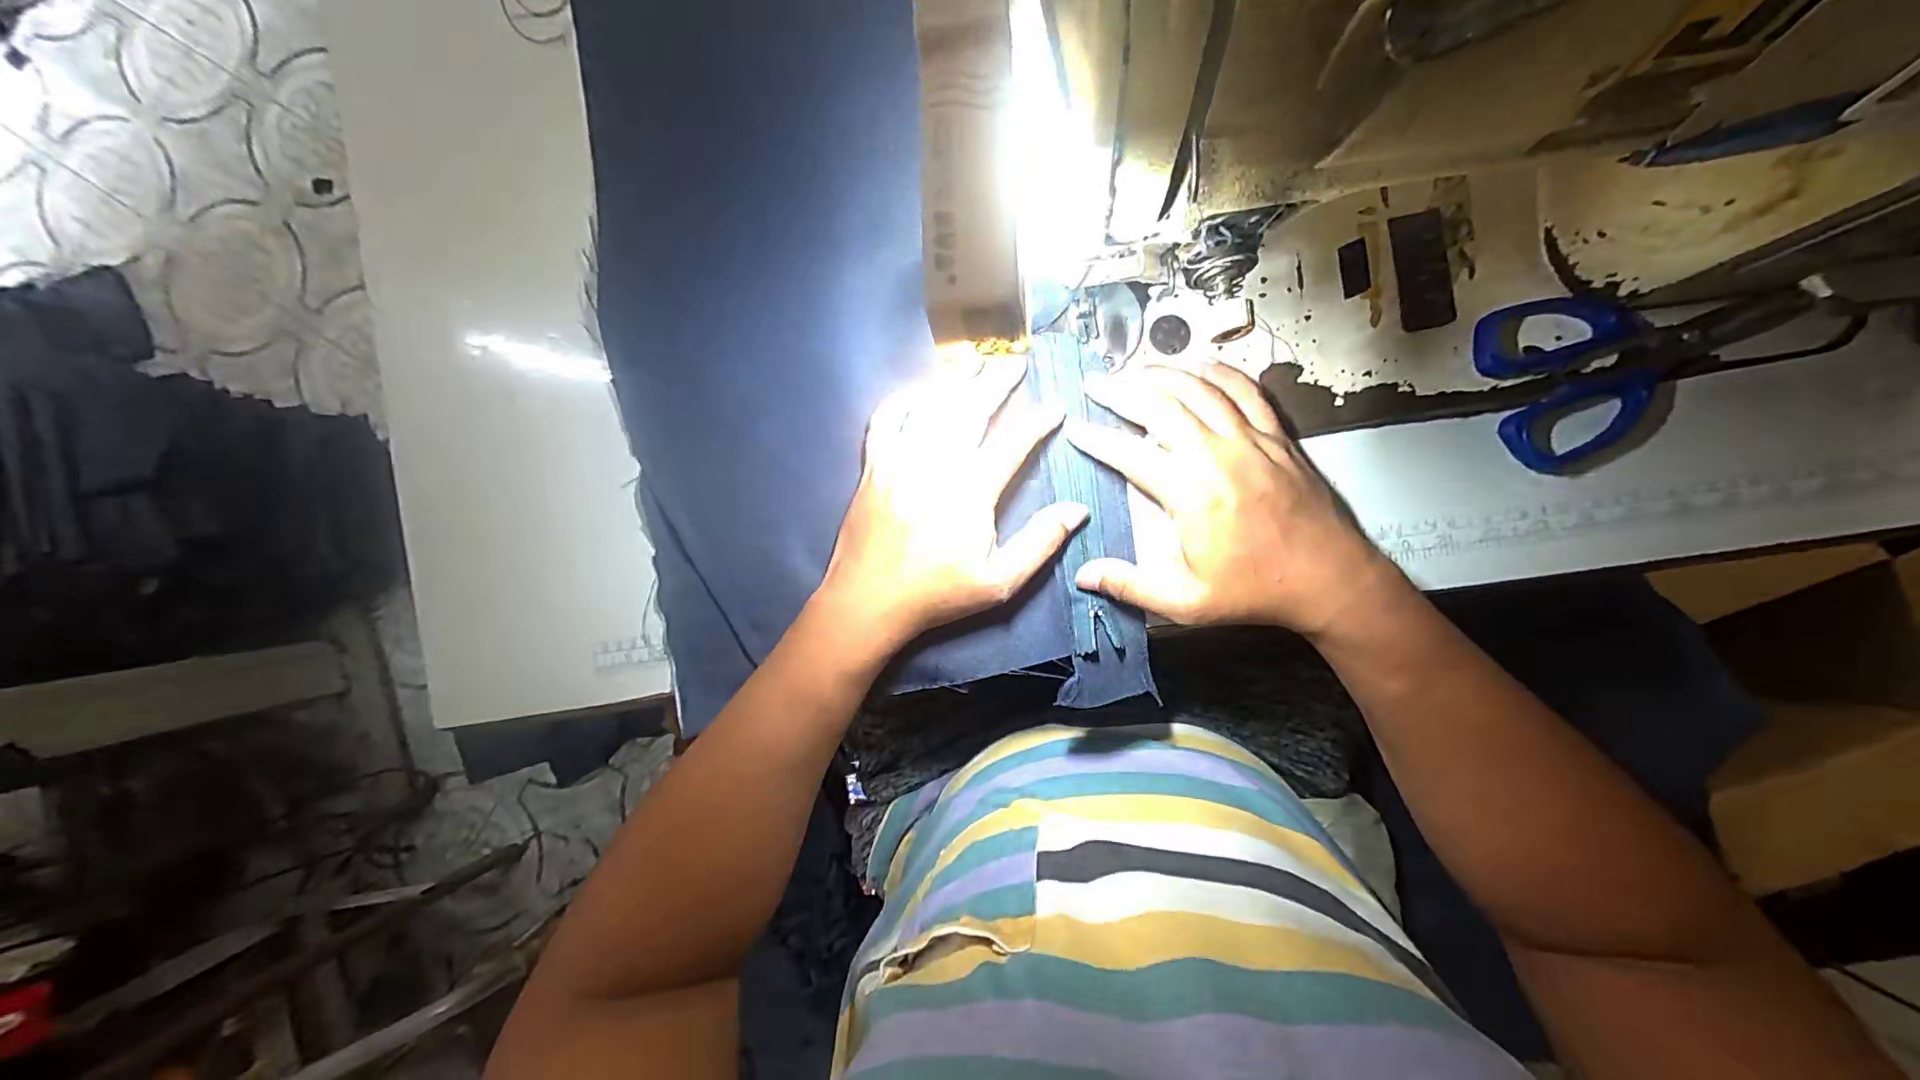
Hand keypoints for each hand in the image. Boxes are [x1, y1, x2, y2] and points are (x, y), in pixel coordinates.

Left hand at [816, 354, 1088, 657]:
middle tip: (1017, 362)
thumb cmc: (936, 593)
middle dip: (998, 380)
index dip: (1039, 420)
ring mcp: (900, 459)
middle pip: (972, 408)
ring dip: (956, 379)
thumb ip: (1040, 543)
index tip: (1056, 408)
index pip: (1013, 441)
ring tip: (976, 361)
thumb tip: (1077, 510)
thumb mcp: (999, 582)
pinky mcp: (874, 464)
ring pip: (931, 404)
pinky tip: (921, 391)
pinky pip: (886, 417)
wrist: (868, 600)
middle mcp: (935, 464)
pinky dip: (904, 398)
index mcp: (971, 491)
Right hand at [1063, 361, 1411, 638]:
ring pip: (1199, 390)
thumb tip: (1085, 575)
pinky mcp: (1275, 438)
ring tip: (1134, 370)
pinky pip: (1245, 392)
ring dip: (1162, 374)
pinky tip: (1202, 366)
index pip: (1129, 453)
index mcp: (1192, 494)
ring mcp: (1250, 442)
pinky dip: (1220, 374)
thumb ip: (1130, 585)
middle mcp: (1219, 457)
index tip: (1075, 430)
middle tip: (1096, 384)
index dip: (1095, 438)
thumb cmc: (1259, 591)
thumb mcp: (1186, 601)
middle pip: (1160, 406)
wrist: (1329, 578)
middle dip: (1120, 391)